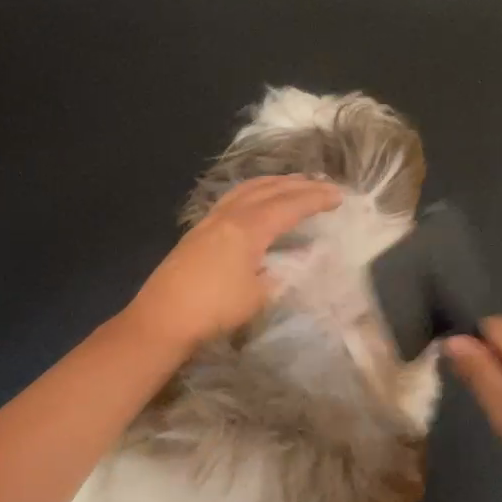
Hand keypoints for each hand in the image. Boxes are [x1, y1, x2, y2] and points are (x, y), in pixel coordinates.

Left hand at [123, 175, 341, 349]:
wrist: (162, 318)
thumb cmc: (213, 309)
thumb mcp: (258, 296)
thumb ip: (284, 273)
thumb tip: (303, 258)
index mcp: (248, 228)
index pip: (289, 206)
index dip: (315, 199)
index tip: (338, 197)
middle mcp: (229, 215)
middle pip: (269, 190)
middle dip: (299, 185)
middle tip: (323, 185)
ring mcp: (210, 220)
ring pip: (247, 189)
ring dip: (274, 183)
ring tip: (293, 183)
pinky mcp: (198, 231)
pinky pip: (233, 198)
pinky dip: (254, 192)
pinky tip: (256, 201)